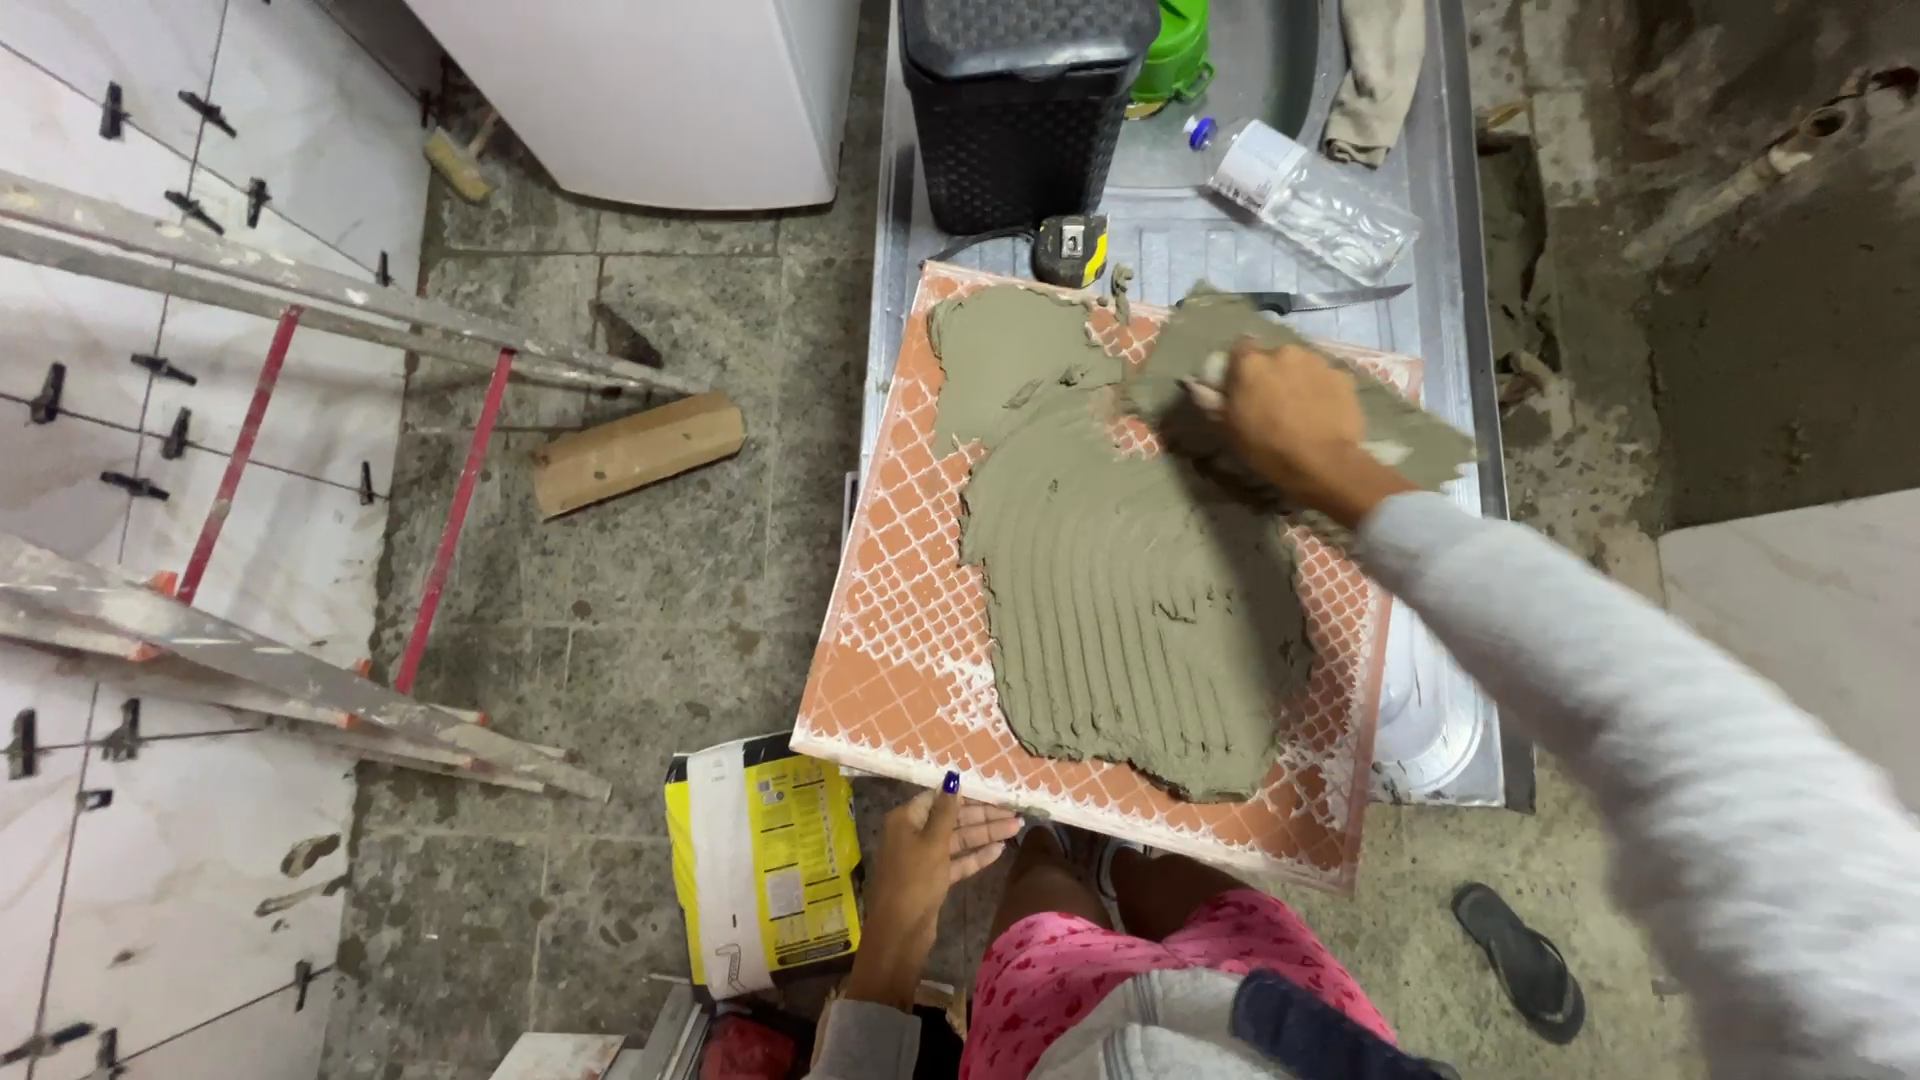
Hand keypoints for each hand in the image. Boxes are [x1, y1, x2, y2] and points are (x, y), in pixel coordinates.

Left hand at [845, 791, 1020, 1008]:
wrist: (900, 931)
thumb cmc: (914, 880)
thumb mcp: (933, 841)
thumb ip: (947, 810)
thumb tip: (952, 778)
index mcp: (907, 819)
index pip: (939, 798)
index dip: (966, 795)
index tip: (993, 792)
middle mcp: (914, 833)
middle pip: (952, 819)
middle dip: (983, 817)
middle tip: (1014, 814)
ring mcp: (924, 857)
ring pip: (958, 840)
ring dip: (985, 835)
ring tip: (1016, 828)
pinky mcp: (934, 878)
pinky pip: (957, 861)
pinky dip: (976, 856)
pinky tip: (999, 850)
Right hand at [1187, 339, 1415, 527]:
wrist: (1322, 463)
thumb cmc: (1266, 447)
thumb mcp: (1229, 429)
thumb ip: (1210, 401)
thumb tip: (1194, 384)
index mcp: (1251, 363)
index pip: (1239, 348)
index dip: (1239, 366)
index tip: (1241, 386)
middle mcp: (1284, 352)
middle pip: (1272, 355)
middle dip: (1270, 372)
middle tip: (1270, 401)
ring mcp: (1317, 361)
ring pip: (1300, 363)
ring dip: (1296, 378)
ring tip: (1298, 408)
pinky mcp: (1343, 375)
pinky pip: (1324, 377)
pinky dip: (1319, 389)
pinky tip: (1320, 412)